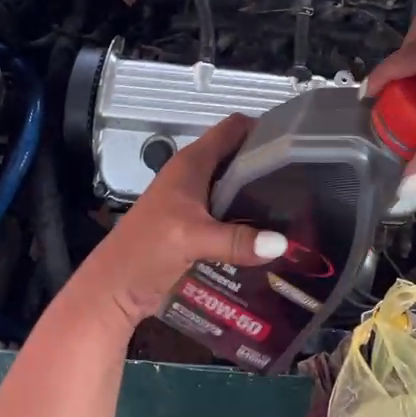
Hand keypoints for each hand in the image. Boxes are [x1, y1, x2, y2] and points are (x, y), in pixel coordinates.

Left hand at [71, 114, 287, 329]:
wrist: (113, 289)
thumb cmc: (146, 249)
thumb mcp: (193, 239)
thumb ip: (237, 240)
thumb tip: (283, 243)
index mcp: (192, 163)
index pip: (232, 128)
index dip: (261, 126)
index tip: (294, 139)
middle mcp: (194, 175)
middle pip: (237, 155)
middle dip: (267, 161)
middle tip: (302, 175)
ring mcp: (194, 200)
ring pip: (234, 184)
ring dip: (259, 191)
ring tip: (295, 201)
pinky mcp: (195, 225)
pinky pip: (229, 210)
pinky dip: (248, 215)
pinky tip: (270, 230)